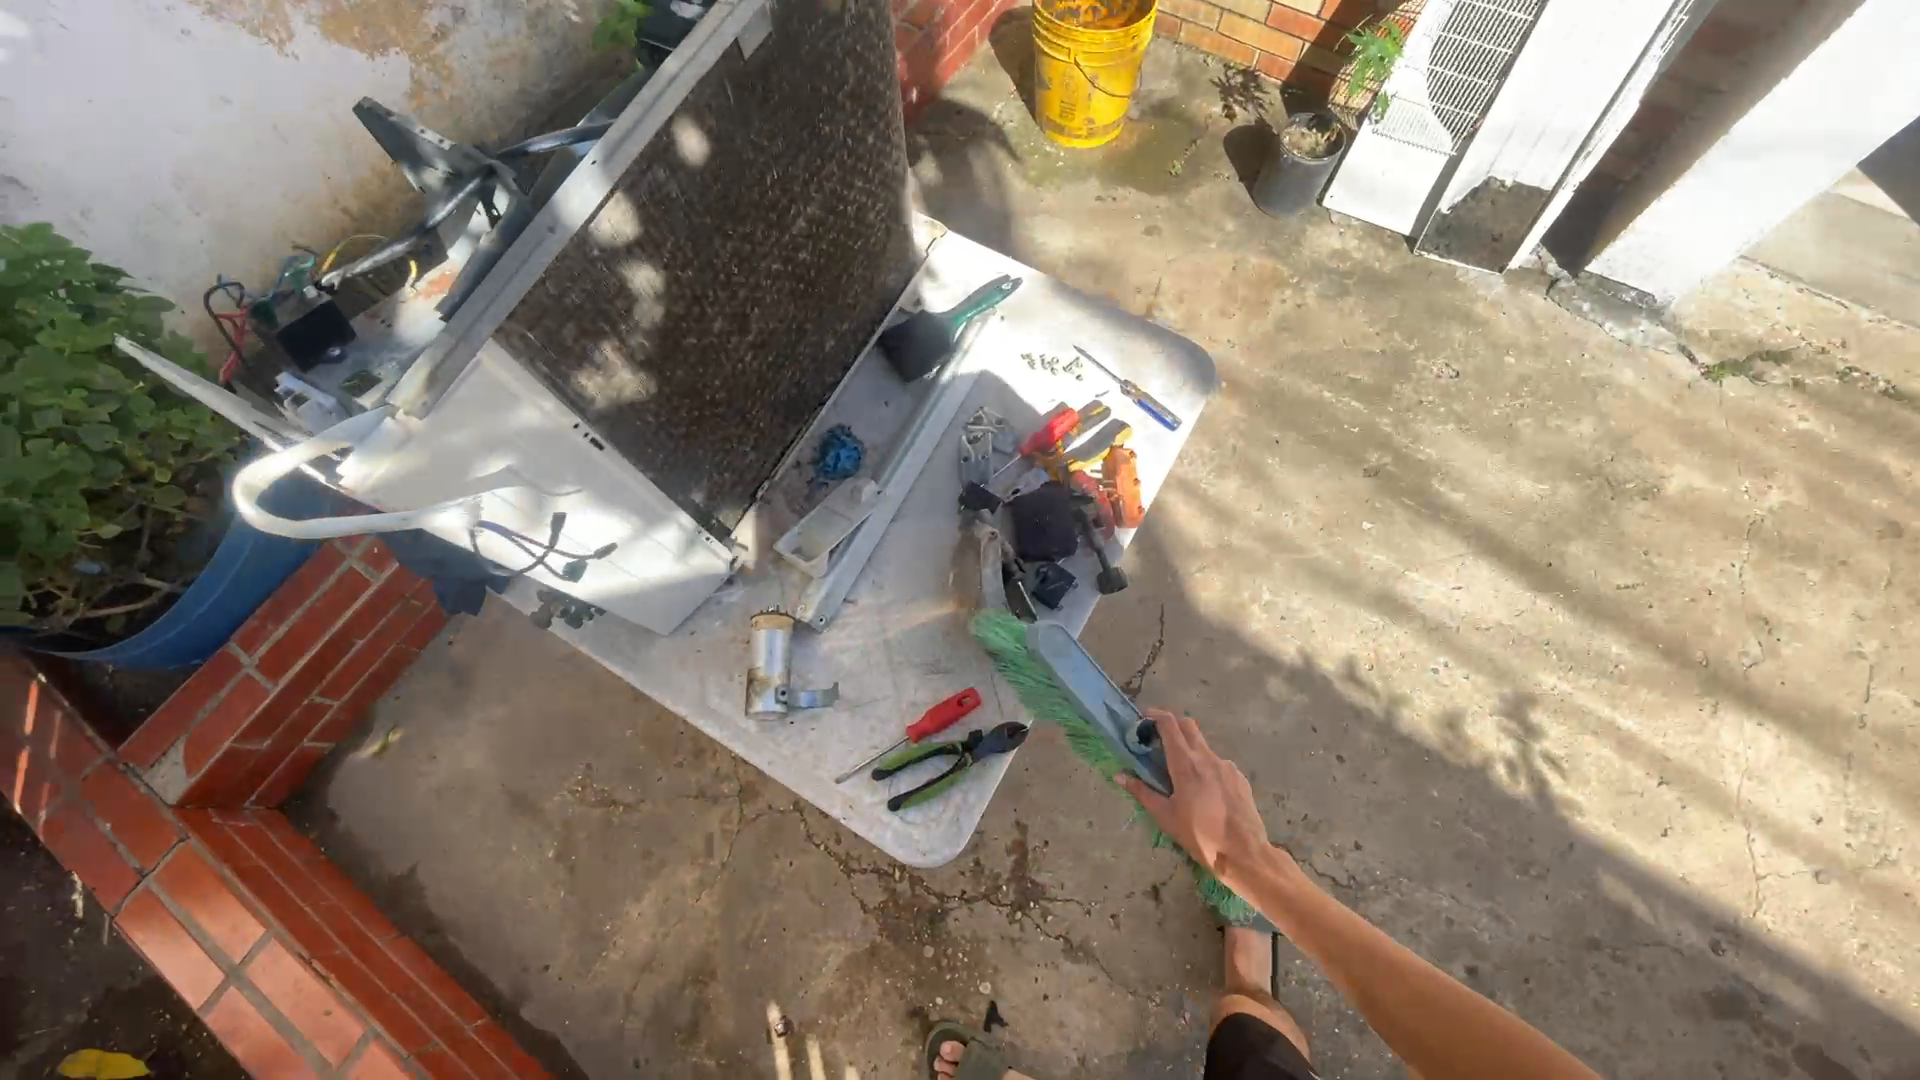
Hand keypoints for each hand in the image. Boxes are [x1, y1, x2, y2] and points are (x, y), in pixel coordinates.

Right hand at [1116, 710, 1293, 889]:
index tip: (1144, 718)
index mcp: (1185, 764)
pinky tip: (1205, 792)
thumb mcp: (1165, 816)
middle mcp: (1207, 757)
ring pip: (1203, 746)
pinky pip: (1218, 764)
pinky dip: (1206, 768)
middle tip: (1158, 739)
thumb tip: (1120, 776)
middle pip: (1188, 726)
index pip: (1169, 725)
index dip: (1155, 715)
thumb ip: (1142, 792)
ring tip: (1182, 775)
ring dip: (1189, 749)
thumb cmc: (1200, 836)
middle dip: (1172, 725)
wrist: (1245, 853)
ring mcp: (1226, 766)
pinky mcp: (1239, 778)